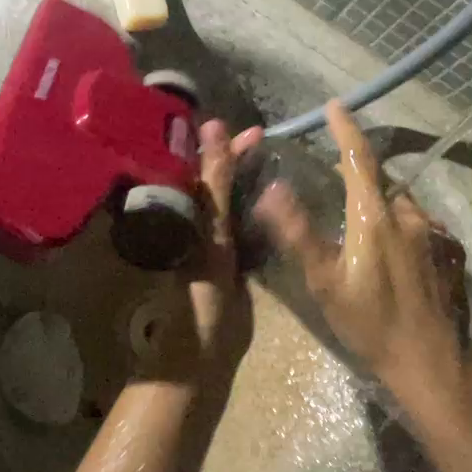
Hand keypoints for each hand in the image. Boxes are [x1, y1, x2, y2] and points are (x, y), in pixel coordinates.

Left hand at [133, 120, 259, 388]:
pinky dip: (265, 217)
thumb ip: (215, 180)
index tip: (258, 132)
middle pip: (223, 181)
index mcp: (186, 208)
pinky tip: (285, 205)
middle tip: (273, 143)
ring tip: (284, 166)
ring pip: (238, 204)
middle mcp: (200, 220)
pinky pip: (251, 231)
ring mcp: (219, 241)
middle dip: (244, 162)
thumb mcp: (211, 227)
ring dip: (256, 186)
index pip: (206, 166)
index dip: (228, 147)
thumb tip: (214, 126)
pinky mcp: (236, 262)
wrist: (208, 345)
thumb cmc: (201, 284)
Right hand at [253, 100, 470, 406]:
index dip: (345, 127)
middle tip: (337, 181)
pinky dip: (401, 225)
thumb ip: (297, 232)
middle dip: (359, 173)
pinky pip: (419, 226)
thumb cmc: (371, 323)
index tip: (334, 105)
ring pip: (401, 204)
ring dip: (380, 202)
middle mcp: (408, 215)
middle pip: (380, 180)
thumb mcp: (324, 281)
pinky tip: (393, 253)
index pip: (359, 156)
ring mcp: (433, 235)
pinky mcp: (449, 255)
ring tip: (362, 224)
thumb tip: (273, 188)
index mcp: (374, 215)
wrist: (435, 368)